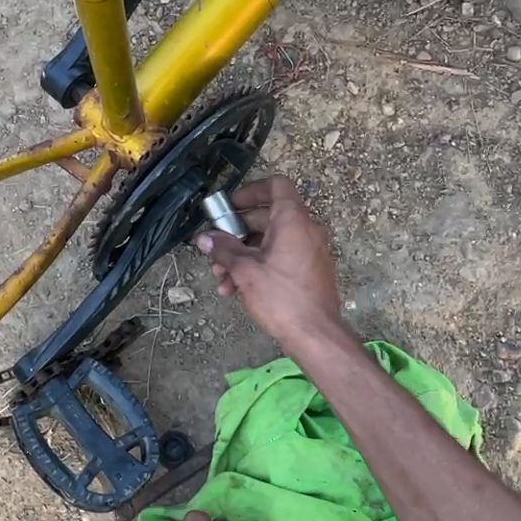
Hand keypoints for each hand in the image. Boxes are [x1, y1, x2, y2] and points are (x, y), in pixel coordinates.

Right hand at [196, 176, 351, 350]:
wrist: (315, 334)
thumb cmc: (282, 297)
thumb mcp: (245, 271)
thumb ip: (223, 250)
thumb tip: (204, 238)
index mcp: (293, 220)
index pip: (276, 185)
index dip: (250, 190)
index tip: (230, 206)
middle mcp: (305, 230)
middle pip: (267, 217)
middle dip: (236, 232)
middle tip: (215, 246)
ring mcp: (309, 251)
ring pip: (270, 242)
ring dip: (242, 254)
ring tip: (220, 275)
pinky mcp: (308, 271)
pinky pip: (279, 258)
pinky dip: (258, 266)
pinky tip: (235, 289)